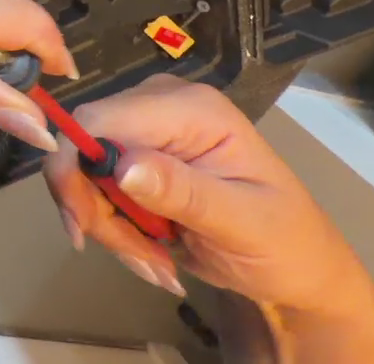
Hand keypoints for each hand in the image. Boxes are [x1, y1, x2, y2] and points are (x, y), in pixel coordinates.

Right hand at [42, 76, 373, 312]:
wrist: (299, 270)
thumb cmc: (288, 247)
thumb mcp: (245, 226)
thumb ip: (185, 193)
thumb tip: (124, 167)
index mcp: (189, 107)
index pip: (98, 119)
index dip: (74, 166)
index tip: (81, 225)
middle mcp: (156, 103)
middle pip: (84, 145)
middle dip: (97, 207)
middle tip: (138, 259)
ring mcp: (142, 125)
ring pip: (83, 169)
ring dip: (106, 222)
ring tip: (152, 262)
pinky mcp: (131, 149)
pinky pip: (93, 182)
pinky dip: (110, 221)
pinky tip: (147, 248)